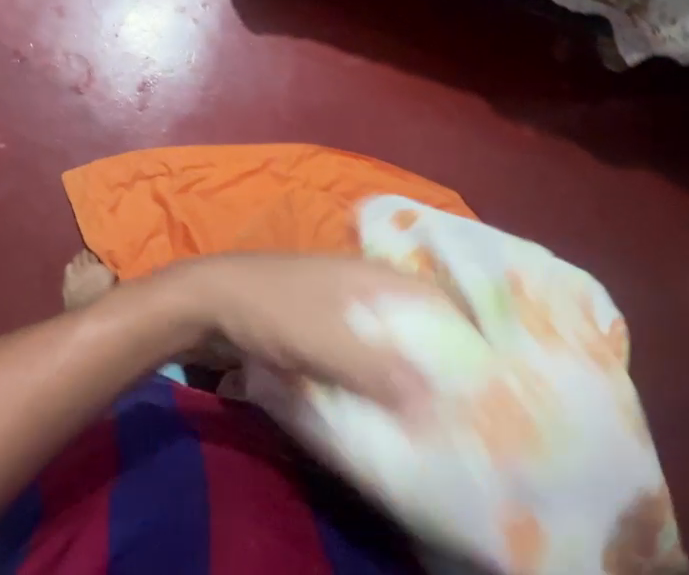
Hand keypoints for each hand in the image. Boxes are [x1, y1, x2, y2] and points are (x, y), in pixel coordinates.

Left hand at [158, 254, 437, 417]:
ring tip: (423, 413)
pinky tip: (374, 402)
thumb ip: (380, 372)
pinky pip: (353, 351)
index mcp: (370, 275)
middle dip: (432, 358)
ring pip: (381, 338)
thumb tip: (435, 407)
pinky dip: (367, 374)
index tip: (487, 377)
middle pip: (410, 321)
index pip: (434, 299)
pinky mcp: (311, 324)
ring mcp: (332, 302)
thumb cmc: (269, 312)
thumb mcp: (327, 343)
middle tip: (459, 404)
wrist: (201, 305)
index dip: (462, 332)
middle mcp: (358, 283)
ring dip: (397, 370)